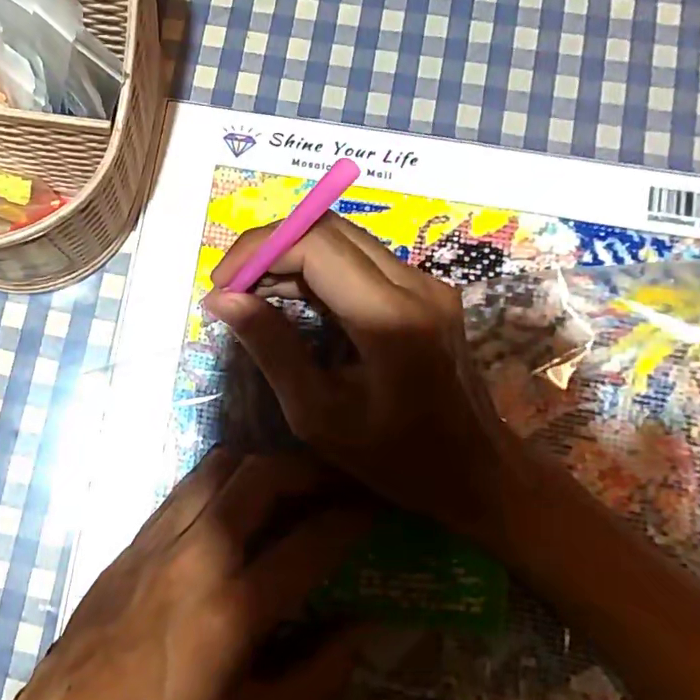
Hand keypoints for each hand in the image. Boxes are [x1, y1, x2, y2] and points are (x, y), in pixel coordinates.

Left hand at [0, 451, 369, 699]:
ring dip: (263, 464)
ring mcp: (161, 537)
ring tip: (291, 482)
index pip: (308, 544)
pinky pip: (188, 484)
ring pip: (220, 467)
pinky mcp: (136, 534)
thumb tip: (358, 627)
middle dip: (310, 469)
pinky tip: (238, 497)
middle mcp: (197, 556)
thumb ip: (318, 680)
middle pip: (262, 478)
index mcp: (232, 610)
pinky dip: (223, 476)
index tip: (374, 512)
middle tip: (338, 481)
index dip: (350, 521)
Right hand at [202, 214, 525, 549]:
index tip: (220, 285)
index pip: (315, 244)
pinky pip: (357, 258)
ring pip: (341, 237)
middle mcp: (416, 285)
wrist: (479, 472)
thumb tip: (222, 300)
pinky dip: (313, 268)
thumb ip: (271, 348)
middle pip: (327, 227)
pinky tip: (287, 299)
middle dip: (267, 247)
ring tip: (250, 294)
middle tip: (229, 287)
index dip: (258, 252)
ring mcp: (425, 282)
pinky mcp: (423, 289)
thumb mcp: (317, 415)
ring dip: (287, 255)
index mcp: (391, 319)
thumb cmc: (396, 459)